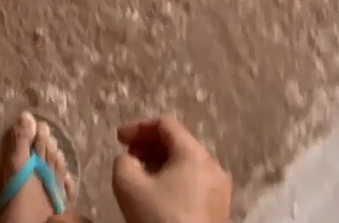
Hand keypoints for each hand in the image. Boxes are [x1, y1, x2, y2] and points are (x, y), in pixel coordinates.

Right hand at [112, 117, 232, 222]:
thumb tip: (131, 161)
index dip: (137, 127)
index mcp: (194, 154)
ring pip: (186, 163)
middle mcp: (213, 167)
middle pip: (177, 142)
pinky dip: (174, 179)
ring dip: (160, 162)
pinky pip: (194, 182)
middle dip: (149, 145)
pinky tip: (158, 194)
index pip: (164, 125)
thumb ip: (123, 160)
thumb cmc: (159, 219)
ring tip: (140, 175)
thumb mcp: (127, 183)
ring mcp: (220, 191)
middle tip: (128, 155)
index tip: (118, 140)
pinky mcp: (219, 210)